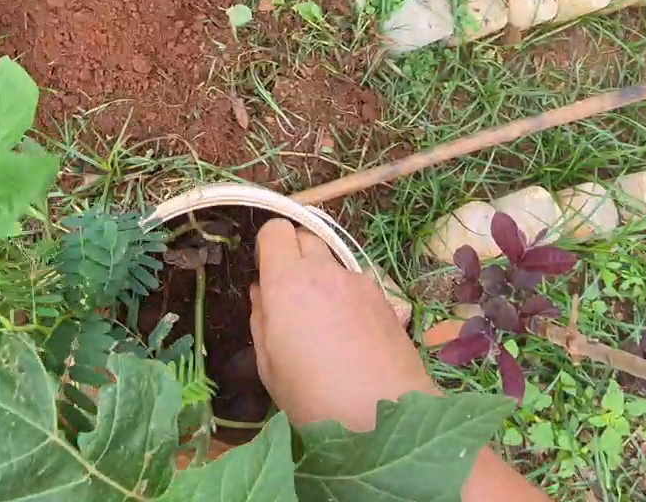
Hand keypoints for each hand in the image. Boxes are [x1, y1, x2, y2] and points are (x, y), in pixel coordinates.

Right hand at [248, 218, 435, 429]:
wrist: (384, 416)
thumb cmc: (313, 398)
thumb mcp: (269, 366)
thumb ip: (261, 318)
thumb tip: (262, 291)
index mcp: (287, 282)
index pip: (275, 230)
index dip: (268, 245)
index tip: (267, 270)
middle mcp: (323, 270)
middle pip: (305, 236)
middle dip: (294, 255)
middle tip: (292, 294)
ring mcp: (356, 280)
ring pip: (331, 262)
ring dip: (322, 278)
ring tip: (325, 322)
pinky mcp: (382, 296)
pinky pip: (354, 283)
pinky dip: (346, 296)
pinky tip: (351, 335)